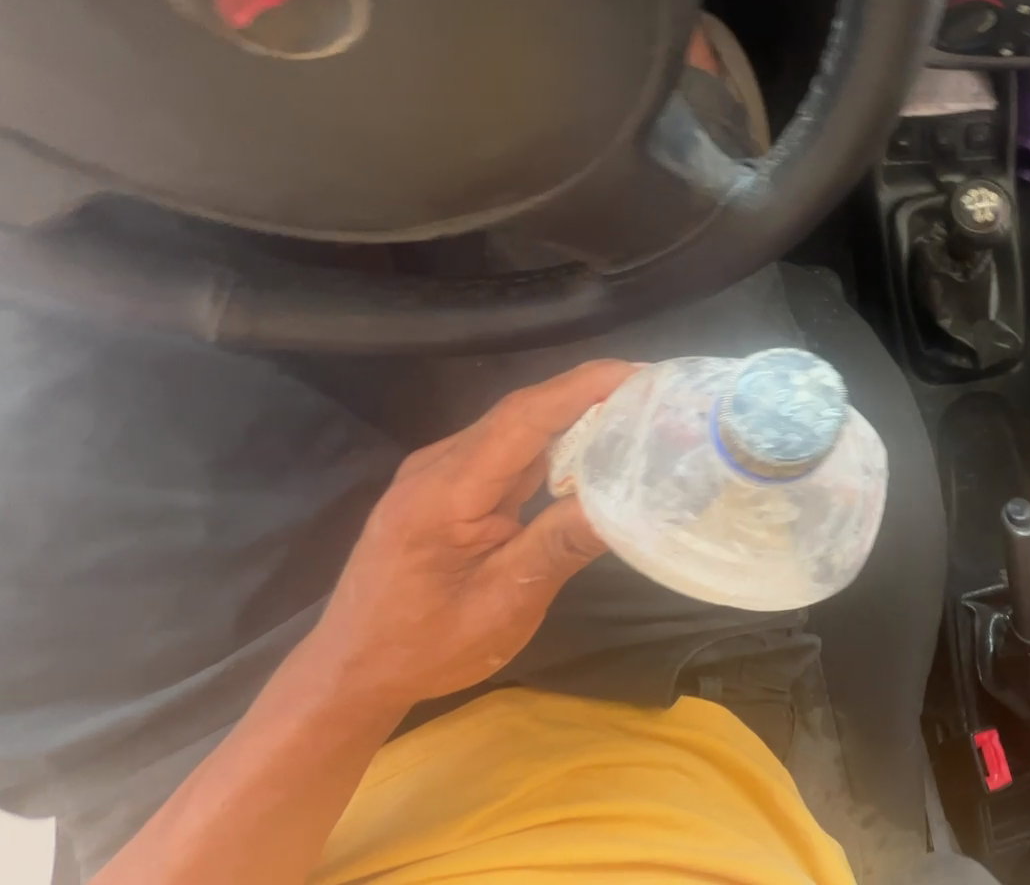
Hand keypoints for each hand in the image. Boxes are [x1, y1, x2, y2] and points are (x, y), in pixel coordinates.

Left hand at [307, 360, 635, 709]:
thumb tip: (628, 498)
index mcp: (445, 492)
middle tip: (658, 393)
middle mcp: (438, 466)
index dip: (584, 388)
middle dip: (593, 392)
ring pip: (519, 426)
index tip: (642, 375)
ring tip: (640, 412)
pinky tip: (596, 447)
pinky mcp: (451, 485)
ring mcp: (441, 472)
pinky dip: (559, 440)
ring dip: (579, 414)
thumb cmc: (426, 646)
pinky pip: (512, 448)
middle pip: (524, 412)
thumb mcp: (505, 603)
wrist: (350, 673)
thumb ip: (562, 544)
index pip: (523, 418)